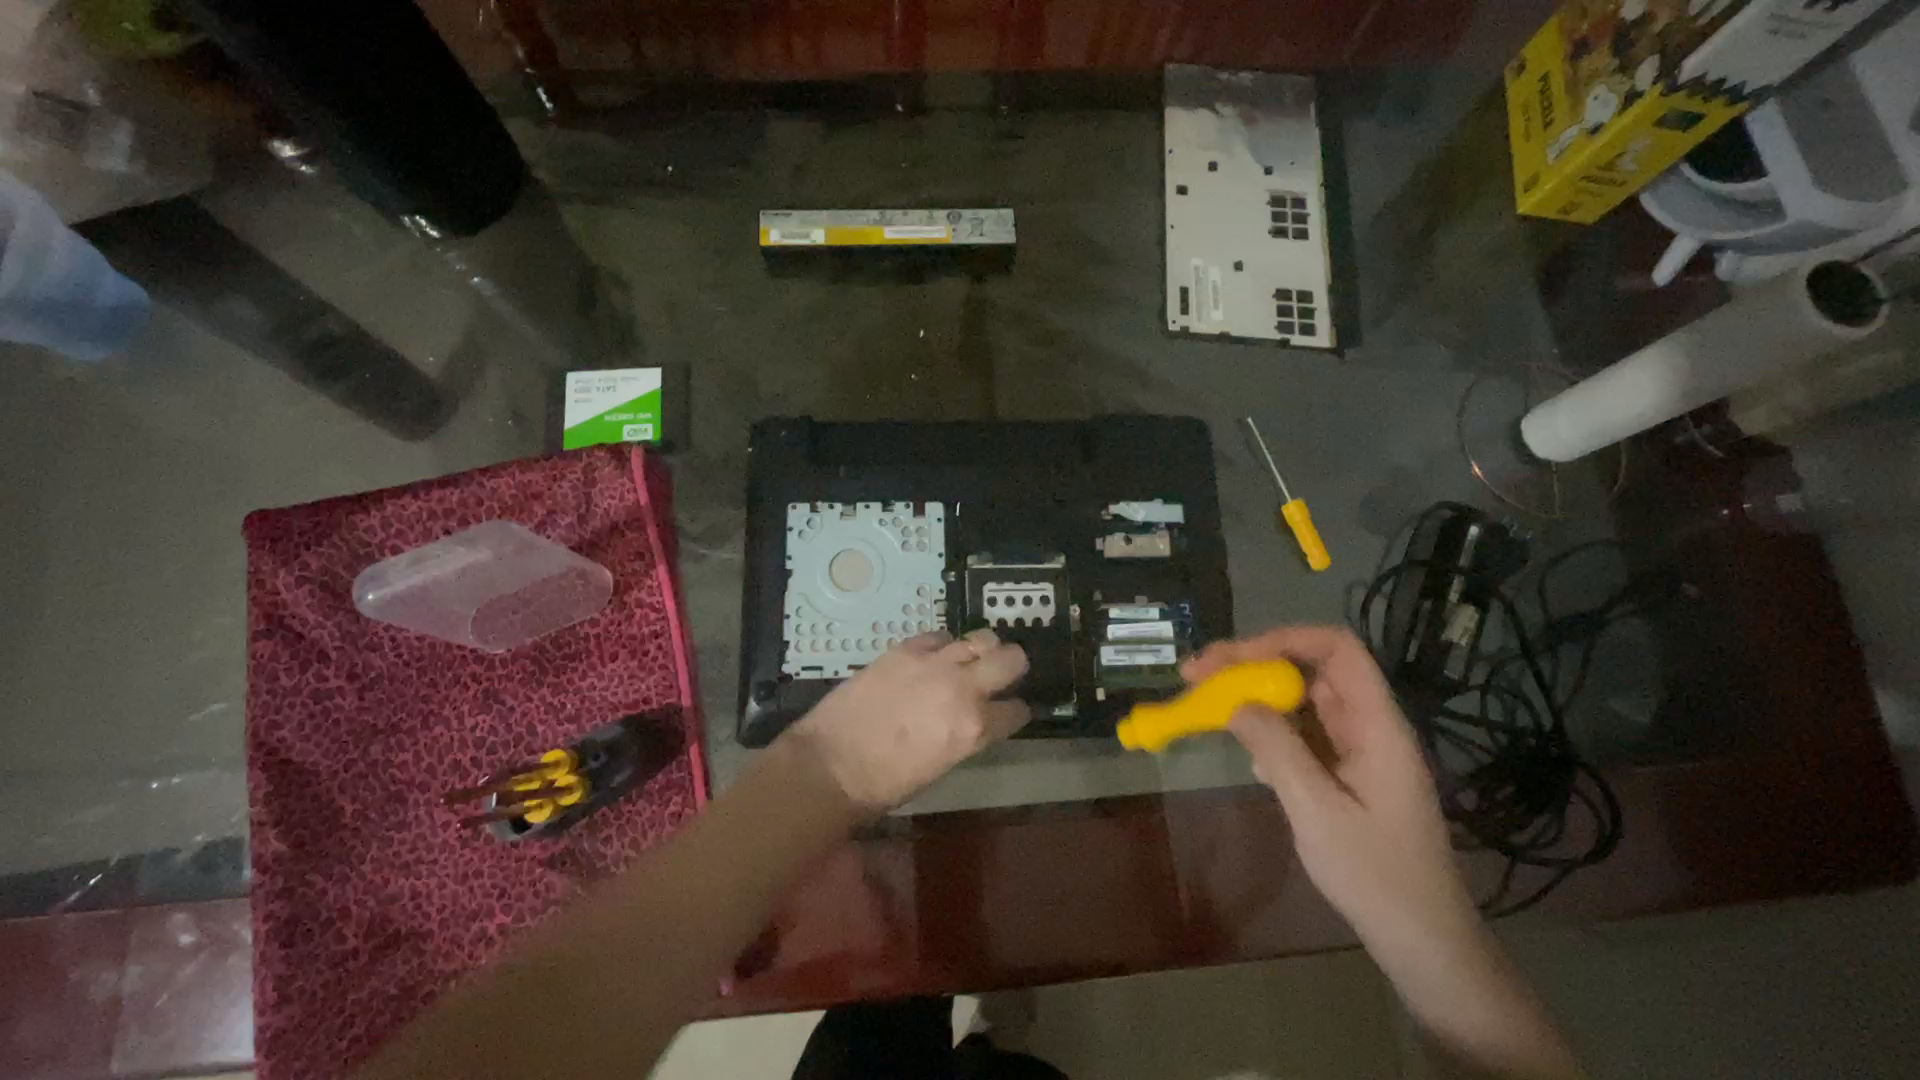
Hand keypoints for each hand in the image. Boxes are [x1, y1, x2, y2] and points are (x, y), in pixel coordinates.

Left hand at [786, 629, 1030, 813]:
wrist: (831, 764)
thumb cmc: (884, 784)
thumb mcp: (940, 767)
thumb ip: (965, 737)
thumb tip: (972, 723)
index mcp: (975, 728)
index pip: (1017, 710)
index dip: (1016, 712)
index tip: (1010, 712)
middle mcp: (963, 688)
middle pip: (1012, 658)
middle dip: (1013, 667)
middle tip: (1002, 674)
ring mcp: (934, 663)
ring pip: (980, 638)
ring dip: (982, 650)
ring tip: (971, 660)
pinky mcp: (905, 649)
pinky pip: (939, 636)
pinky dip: (942, 646)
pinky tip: (934, 658)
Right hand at [1182, 625, 1479, 950]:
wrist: (1421, 938)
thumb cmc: (1375, 875)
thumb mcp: (1318, 811)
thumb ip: (1278, 749)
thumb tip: (1235, 701)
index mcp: (1377, 725)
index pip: (1336, 650)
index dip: (1282, 640)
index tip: (1227, 659)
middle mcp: (1369, 727)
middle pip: (1311, 670)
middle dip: (1252, 666)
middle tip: (1196, 676)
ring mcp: (1359, 751)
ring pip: (1303, 702)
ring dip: (1256, 698)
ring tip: (1206, 706)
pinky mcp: (1348, 775)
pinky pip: (1305, 736)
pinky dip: (1270, 733)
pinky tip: (1249, 756)